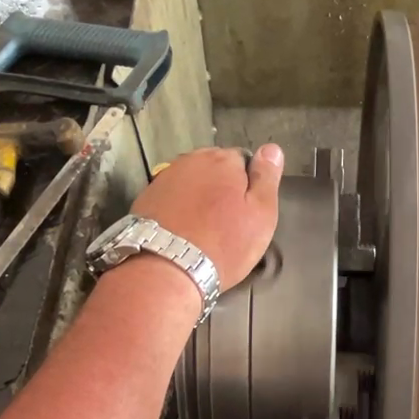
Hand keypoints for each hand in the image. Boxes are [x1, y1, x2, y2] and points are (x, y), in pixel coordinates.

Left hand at [129, 145, 282, 291]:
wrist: (167, 270)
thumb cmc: (223, 244)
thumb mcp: (261, 214)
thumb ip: (267, 178)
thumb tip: (272, 149)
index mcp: (224, 160)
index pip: (244, 161)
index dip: (248, 187)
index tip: (246, 212)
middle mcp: (192, 160)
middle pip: (214, 169)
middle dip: (221, 188)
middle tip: (225, 224)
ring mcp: (165, 177)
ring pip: (192, 182)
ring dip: (199, 198)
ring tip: (202, 230)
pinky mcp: (147, 197)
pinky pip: (171, 197)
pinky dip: (178, 209)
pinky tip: (181, 232)